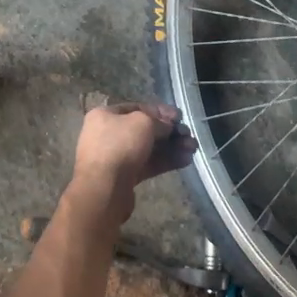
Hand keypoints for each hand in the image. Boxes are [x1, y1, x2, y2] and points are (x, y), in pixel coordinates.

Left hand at [68, 103, 196, 216]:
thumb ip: (159, 121)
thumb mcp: (143, 123)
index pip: (137, 108)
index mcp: (105, 116)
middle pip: (145, 130)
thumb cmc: (120, 146)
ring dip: (172, 147)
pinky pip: (148, 164)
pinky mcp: (125, 176)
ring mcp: (116, 156)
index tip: (179, 117)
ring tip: (192, 148)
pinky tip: (186, 160)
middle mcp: (108, 134)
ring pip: (149, 148)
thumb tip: (167, 127)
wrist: (104, 188)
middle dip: (169, 132)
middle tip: (188, 135)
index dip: (160, 111)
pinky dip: (166, 161)